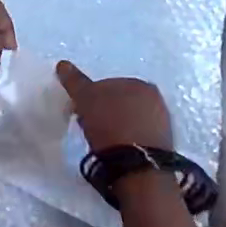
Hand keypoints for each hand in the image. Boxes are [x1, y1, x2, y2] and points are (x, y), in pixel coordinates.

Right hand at [57, 60, 173, 149]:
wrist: (136, 163)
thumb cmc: (108, 125)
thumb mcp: (85, 99)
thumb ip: (75, 81)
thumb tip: (62, 63)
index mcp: (138, 83)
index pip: (106, 84)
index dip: (89, 97)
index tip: (79, 111)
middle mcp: (154, 97)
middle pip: (120, 100)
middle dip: (104, 109)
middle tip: (89, 124)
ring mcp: (162, 120)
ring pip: (130, 117)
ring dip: (116, 123)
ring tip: (101, 138)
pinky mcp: (163, 142)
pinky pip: (138, 133)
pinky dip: (127, 136)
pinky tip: (116, 147)